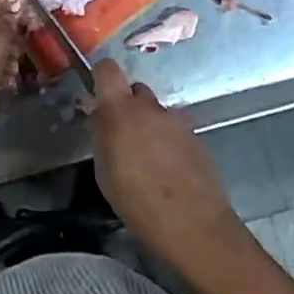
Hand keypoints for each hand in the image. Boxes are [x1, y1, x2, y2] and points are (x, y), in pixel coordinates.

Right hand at [89, 59, 244, 262]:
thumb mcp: (104, 172)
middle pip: (135, 91)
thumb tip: (100, 115)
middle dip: (127, 107)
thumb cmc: (138, 202)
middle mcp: (150, 107)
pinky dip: (167, 141)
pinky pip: (173, 129)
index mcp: (122, 110)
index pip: (108, 69)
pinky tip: (168, 170)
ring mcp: (176, 119)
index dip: (101, 77)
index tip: (98, 96)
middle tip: (122, 136)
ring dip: (148, 125)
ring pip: (155, 112)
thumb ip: (101, 135)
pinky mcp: (196, 135)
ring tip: (147, 160)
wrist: (194, 224)